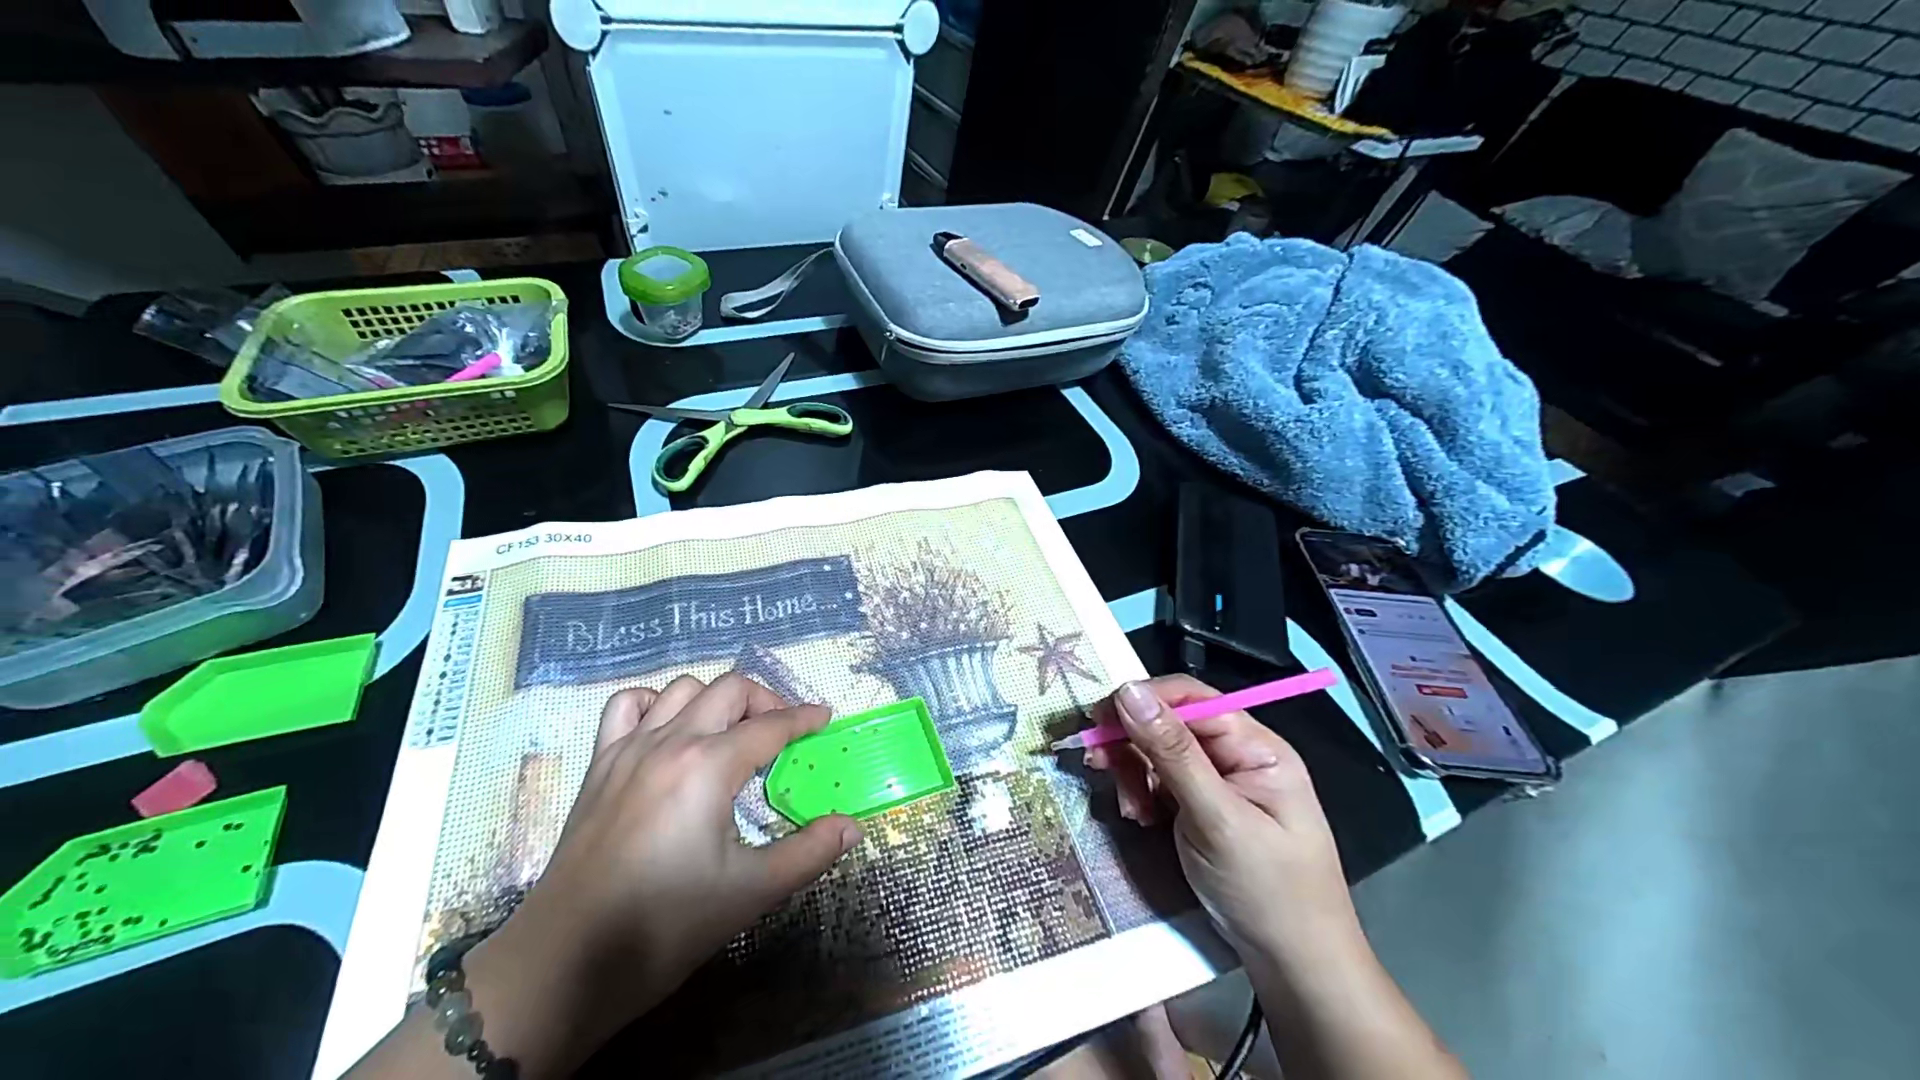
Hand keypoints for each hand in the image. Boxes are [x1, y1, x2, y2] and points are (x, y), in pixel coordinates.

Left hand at [465, 675, 861, 1073]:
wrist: (565, 962)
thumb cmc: (665, 925)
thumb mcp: (750, 892)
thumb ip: (809, 852)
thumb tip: (852, 825)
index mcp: (709, 766)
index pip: (771, 725)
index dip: (805, 718)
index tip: (825, 718)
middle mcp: (671, 742)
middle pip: (730, 690)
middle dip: (766, 700)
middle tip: (785, 731)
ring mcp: (629, 748)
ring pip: (682, 689)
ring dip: (716, 699)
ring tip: (732, 731)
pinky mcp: (599, 765)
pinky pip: (628, 706)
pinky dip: (656, 704)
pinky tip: (670, 732)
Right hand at [1084, 676, 1362, 971]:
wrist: (1293, 967)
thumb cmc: (1267, 890)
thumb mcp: (1217, 819)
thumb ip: (1172, 752)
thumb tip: (1129, 690)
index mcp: (1255, 746)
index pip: (1192, 699)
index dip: (1143, 700)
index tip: (1099, 719)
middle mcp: (1236, 755)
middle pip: (1169, 724)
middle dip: (1132, 743)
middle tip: (1098, 764)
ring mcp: (1217, 783)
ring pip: (1157, 754)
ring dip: (1133, 773)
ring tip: (1129, 808)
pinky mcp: (1200, 808)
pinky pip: (1158, 783)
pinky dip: (1141, 795)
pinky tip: (1138, 817)